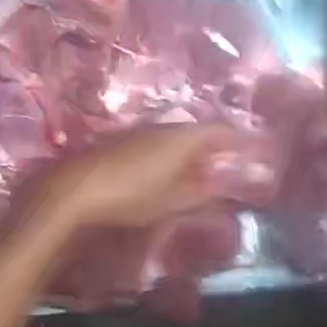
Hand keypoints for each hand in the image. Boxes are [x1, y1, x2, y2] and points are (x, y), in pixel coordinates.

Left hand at [44, 125, 246, 228]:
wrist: (74, 188)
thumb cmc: (130, 195)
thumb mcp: (171, 200)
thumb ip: (201, 190)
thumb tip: (224, 182)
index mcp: (183, 138)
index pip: (220, 130)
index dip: (238, 139)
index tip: (252, 149)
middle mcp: (163, 126)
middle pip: (197, 131)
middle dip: (214, 146)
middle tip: (227, 164)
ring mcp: (138, 131)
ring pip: (174, 136)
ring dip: (189, 151)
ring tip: (199, 172)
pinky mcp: (119, 141)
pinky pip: (155, 142)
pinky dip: (168, 155)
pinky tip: (164, 174)